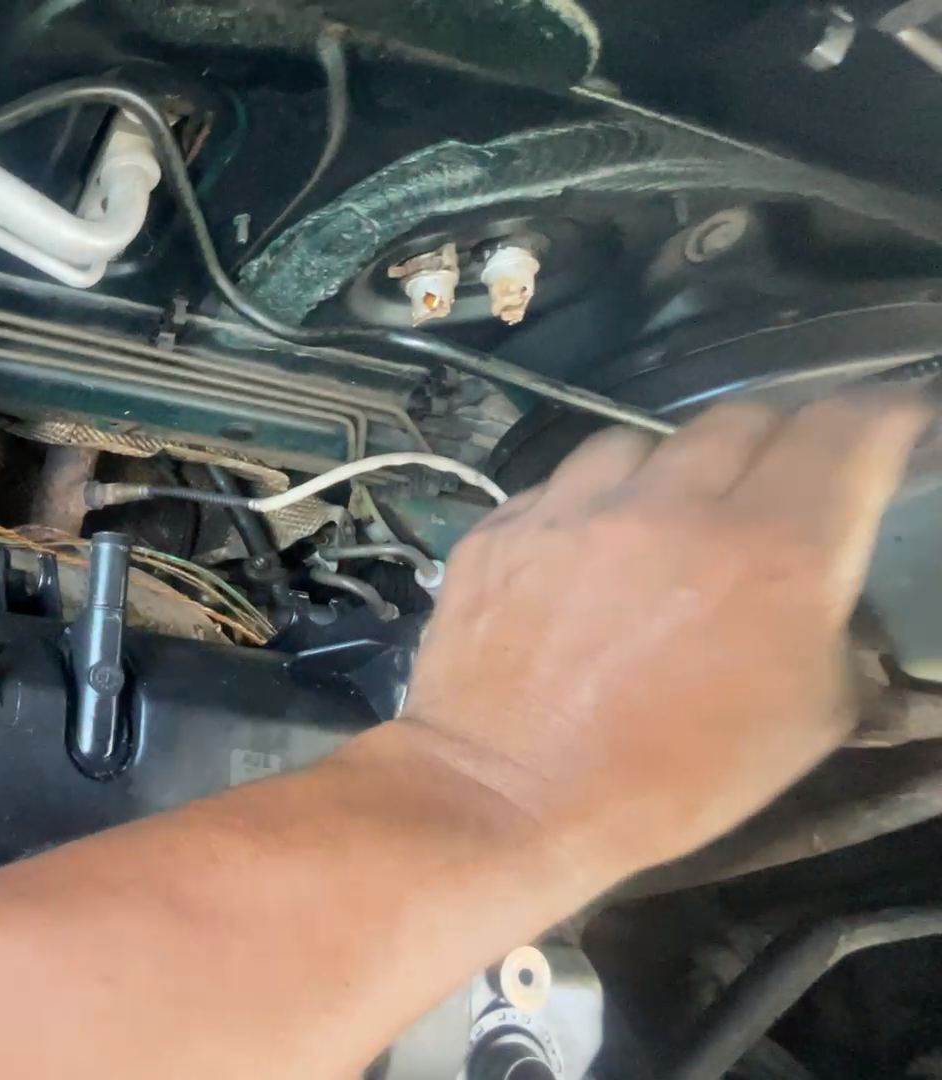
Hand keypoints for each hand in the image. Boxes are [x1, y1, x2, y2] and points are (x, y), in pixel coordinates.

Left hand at [398, 394, 932, 885]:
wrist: (507, 784)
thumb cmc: (670, 772)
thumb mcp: (811, 710)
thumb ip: (827, 613)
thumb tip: (817, 571)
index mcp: (769, 548)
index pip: (842, 430)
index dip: (879, 416)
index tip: (886, 426)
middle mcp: (659, 509)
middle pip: (731, 420)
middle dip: (770, 437)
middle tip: (767, 477)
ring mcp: (560, 514)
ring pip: (625, 443)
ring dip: (658, 467)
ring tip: (657, 513)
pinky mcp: (491, 532)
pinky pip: (549, 489)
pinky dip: (577, 504)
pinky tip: (576, 547)